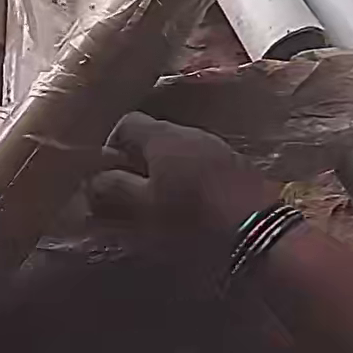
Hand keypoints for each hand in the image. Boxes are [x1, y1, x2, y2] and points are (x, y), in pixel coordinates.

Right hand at [87, 113, 282, 238]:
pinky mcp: (235, 163)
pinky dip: (187, 176)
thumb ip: (115, 189)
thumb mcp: (145, 207)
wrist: (258, 228)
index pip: (126, 123)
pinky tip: (189, 203)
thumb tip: (94, 178)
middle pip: (153, 136)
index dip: (111, 145)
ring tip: (159, 201)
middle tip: (129, 192)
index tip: (106, 174)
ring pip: (178, 149)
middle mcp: (189, 132)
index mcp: (162, 136)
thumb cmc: (191, 216)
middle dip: (137, 160)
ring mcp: (216, 146)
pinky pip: (199, 162)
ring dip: (164, 169)